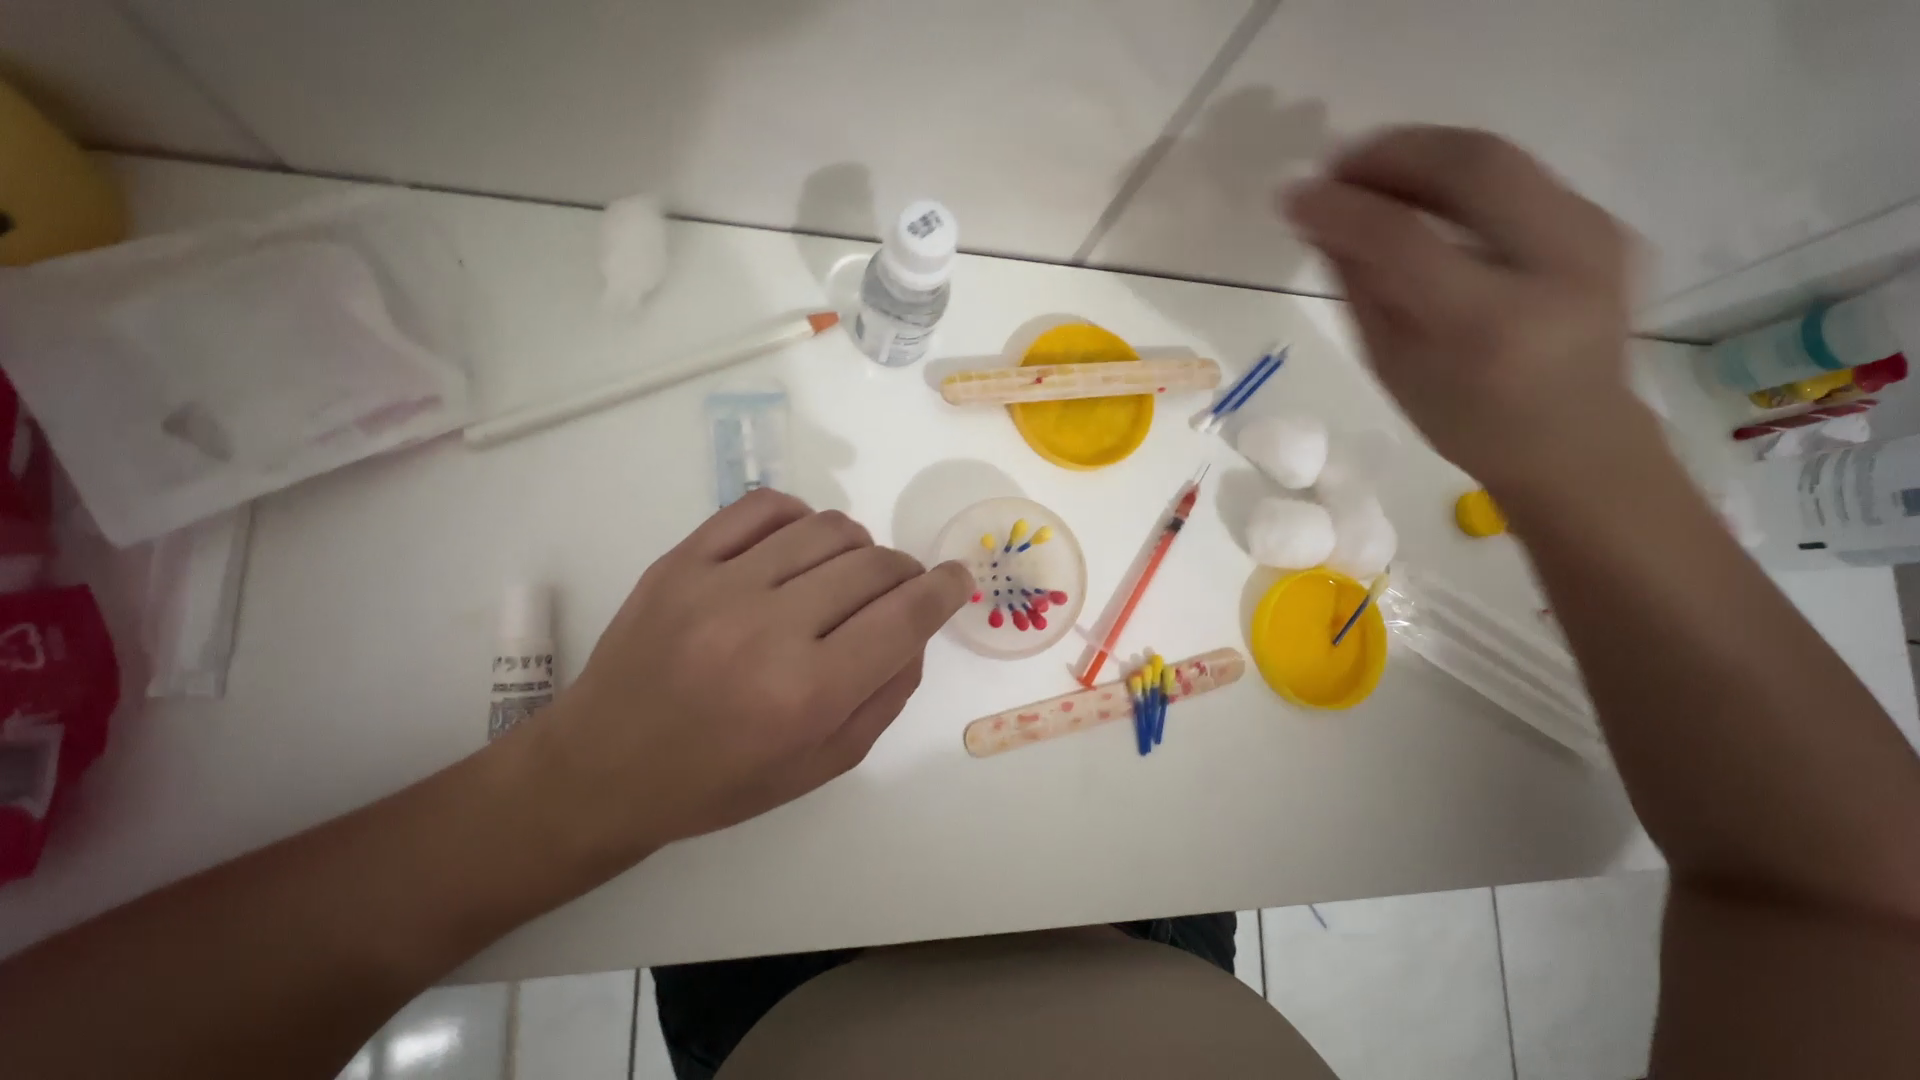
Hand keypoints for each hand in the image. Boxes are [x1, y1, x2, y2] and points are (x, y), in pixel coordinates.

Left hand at [531, 490, 971, 863]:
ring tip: (847, 573)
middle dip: (905, 572)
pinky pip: (762, 508)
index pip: (904, 616)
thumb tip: (917, 629)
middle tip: (898, 590)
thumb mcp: (822, 765)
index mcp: (808, 694)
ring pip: (825, 529)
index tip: (955, 580)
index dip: (944, 590)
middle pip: (872, 566)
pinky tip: (800, 544)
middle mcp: (769, 630)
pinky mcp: (681, 561)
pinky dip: (799, 516)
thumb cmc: (720, 782)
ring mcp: (719, 586)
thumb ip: (885, 696)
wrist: (604, 768)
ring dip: (857, 545)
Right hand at [1282, 126, 1647, 498]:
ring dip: (1423, 152)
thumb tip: (1322, 221)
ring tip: (1366, 171)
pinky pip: (1518, 175)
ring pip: (1499, 156)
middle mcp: (1557, 265)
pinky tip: (1417, 189)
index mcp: (1492, 323)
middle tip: (1334, 166)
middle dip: (1391, 154)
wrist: (1575, 442)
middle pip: (1472, 166)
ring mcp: (1595, 235)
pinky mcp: (1604, 223)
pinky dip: (1457, 172)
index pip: (1404, 238)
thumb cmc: (1469, 422)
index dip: (1341, 209)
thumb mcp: (1394, 366)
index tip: (1293, 197)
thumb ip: (1361, 287)